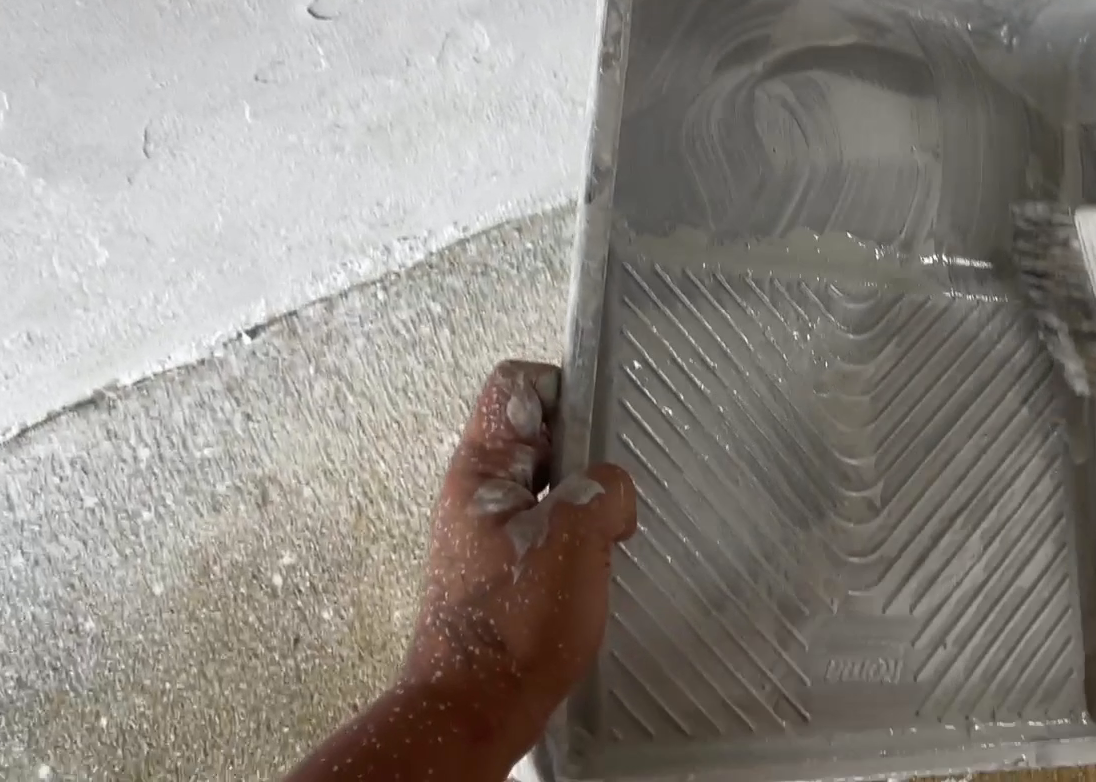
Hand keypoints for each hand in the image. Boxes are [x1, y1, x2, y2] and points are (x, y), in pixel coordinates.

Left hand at [402, 360, 636, 744]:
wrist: (476, 711)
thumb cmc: (517, 622)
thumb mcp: (575, 538)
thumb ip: (605, 489)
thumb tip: (613, 490)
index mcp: (483, 468)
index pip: (516, 385)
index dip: (563, 386)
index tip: (601, 420)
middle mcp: (481, 489)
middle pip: (541, 429)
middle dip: (588, 444)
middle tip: (618, 477)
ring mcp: (493, 527)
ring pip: (555, 476)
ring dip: (591, 489)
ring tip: (617, 520)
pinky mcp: (509, 562)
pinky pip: (556, 516)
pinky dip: (585, 524)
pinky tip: (605, 552)